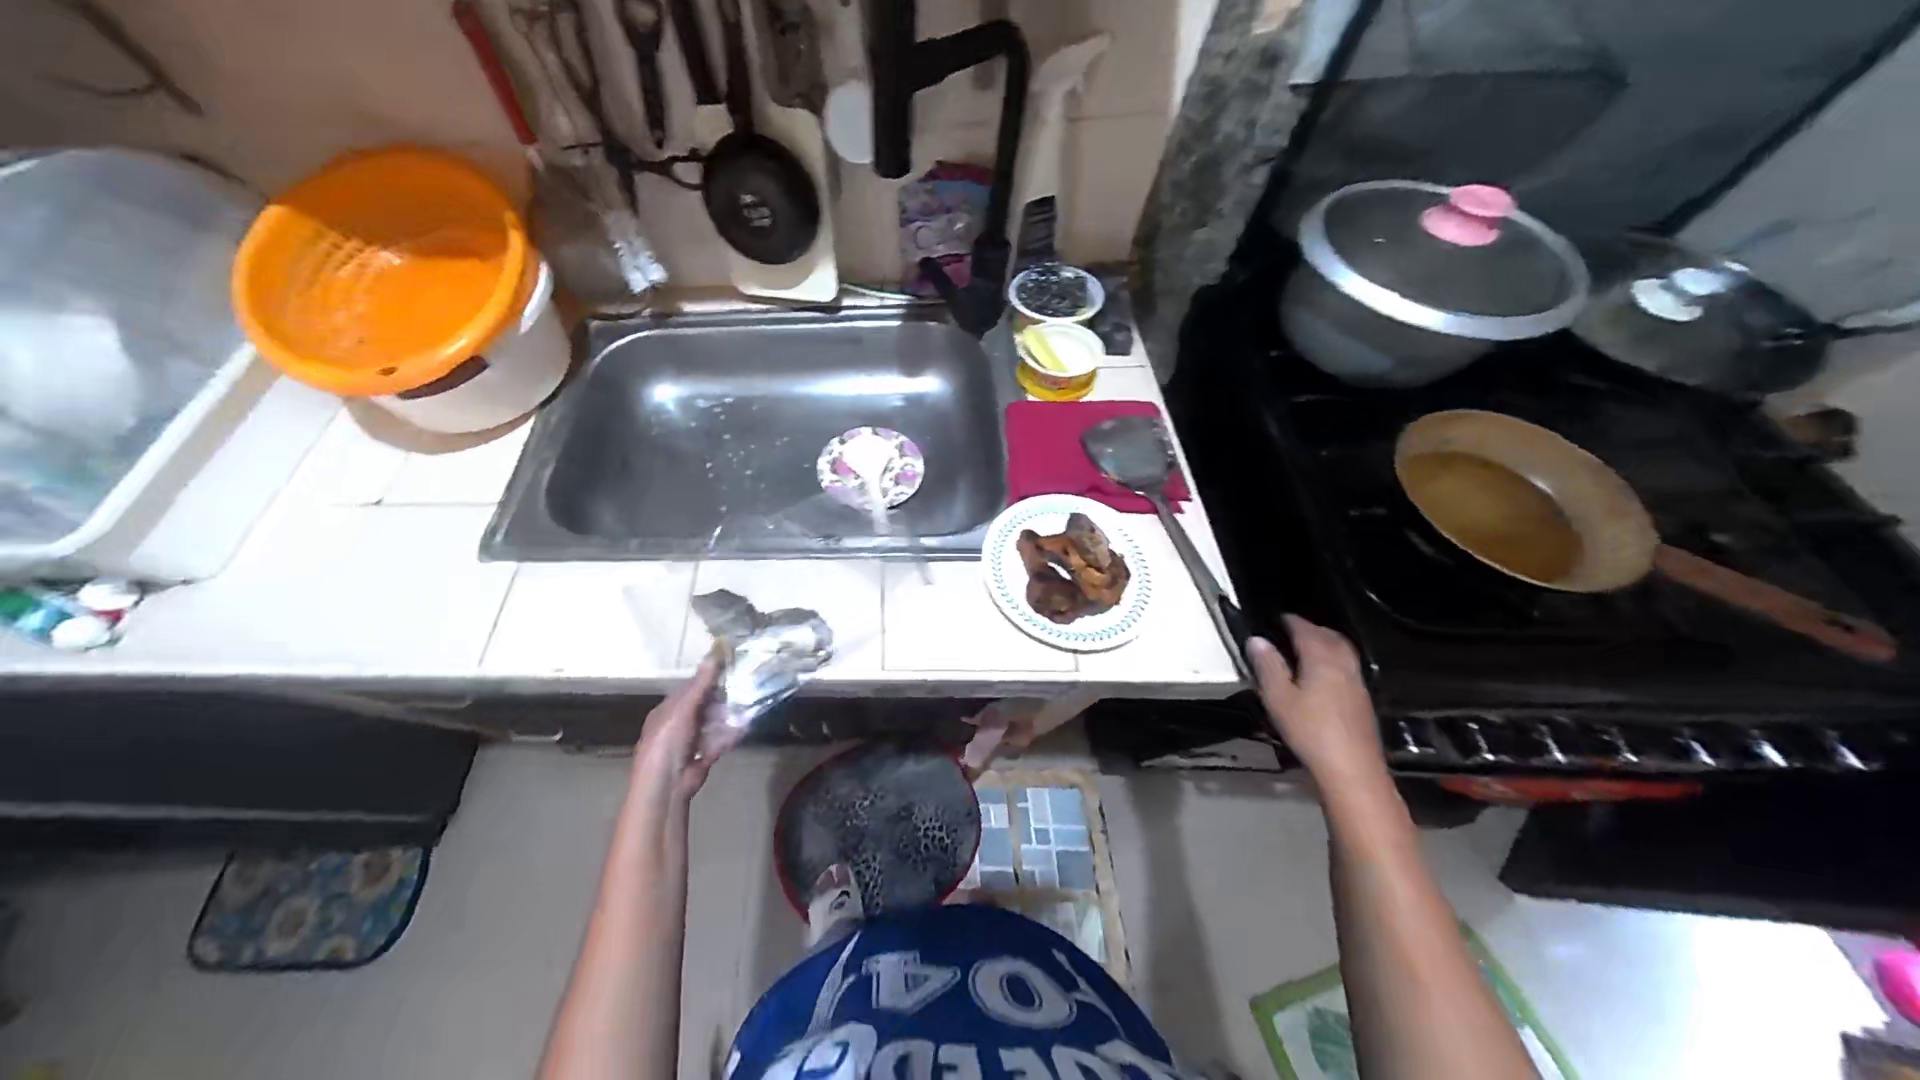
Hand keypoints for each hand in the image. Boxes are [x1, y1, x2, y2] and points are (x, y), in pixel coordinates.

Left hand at [631, 654, 735, 806]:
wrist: (667, 784)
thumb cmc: (668, 740)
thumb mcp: (684, 708)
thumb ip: (701, 684)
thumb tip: (713, 654)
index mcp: (668, 710)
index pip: (691, 688)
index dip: (709, 679)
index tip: (730, 669)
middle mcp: (679, 722)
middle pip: (705, 705)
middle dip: (722, 700)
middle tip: (743, 688)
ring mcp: (692, 740)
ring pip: (714, 722)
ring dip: (728, 718)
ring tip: (746, 708)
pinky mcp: (704, 754)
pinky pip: (720, 740)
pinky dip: (730, 735)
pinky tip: (743, 729)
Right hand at [1248, 615, 1384, 786]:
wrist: (1351, 768)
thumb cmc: (1310, 730)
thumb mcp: (1278, 698)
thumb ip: (1268, 667)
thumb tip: (1257, 639)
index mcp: (1322, 660)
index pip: (1307, 631)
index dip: (1293, 621)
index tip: (1280, 616)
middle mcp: (1343, 666)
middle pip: (1331, 638)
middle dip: (1314, 629)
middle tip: (1295, 628)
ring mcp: (1357, 684)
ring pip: (1344, 652)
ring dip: (1328, 643)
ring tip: (1311, 646)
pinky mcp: (1362, 701)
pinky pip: (1349, 667)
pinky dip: (1335, 660)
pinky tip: (1326, 674)